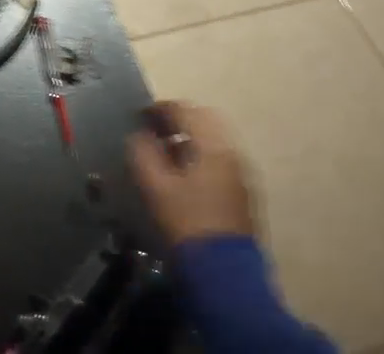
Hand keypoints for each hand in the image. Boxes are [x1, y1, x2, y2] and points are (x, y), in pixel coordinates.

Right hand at [128, 102, 256, 244]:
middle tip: (155, 130)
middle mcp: (232, 152)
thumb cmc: (186, 223)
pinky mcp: (244, 193)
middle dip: (178, 120)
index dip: (159, 109)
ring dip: (191, 138)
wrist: (224, 273)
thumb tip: (139, 135)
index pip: (184, 110)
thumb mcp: (155, 186)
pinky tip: (184, 174)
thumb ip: (143, 153)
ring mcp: (242, 174)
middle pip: (204, 120)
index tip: (140, 116)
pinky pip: (220, 160)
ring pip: (214, 141)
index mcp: (212, 145)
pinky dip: (202, 155)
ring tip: (166, 153)